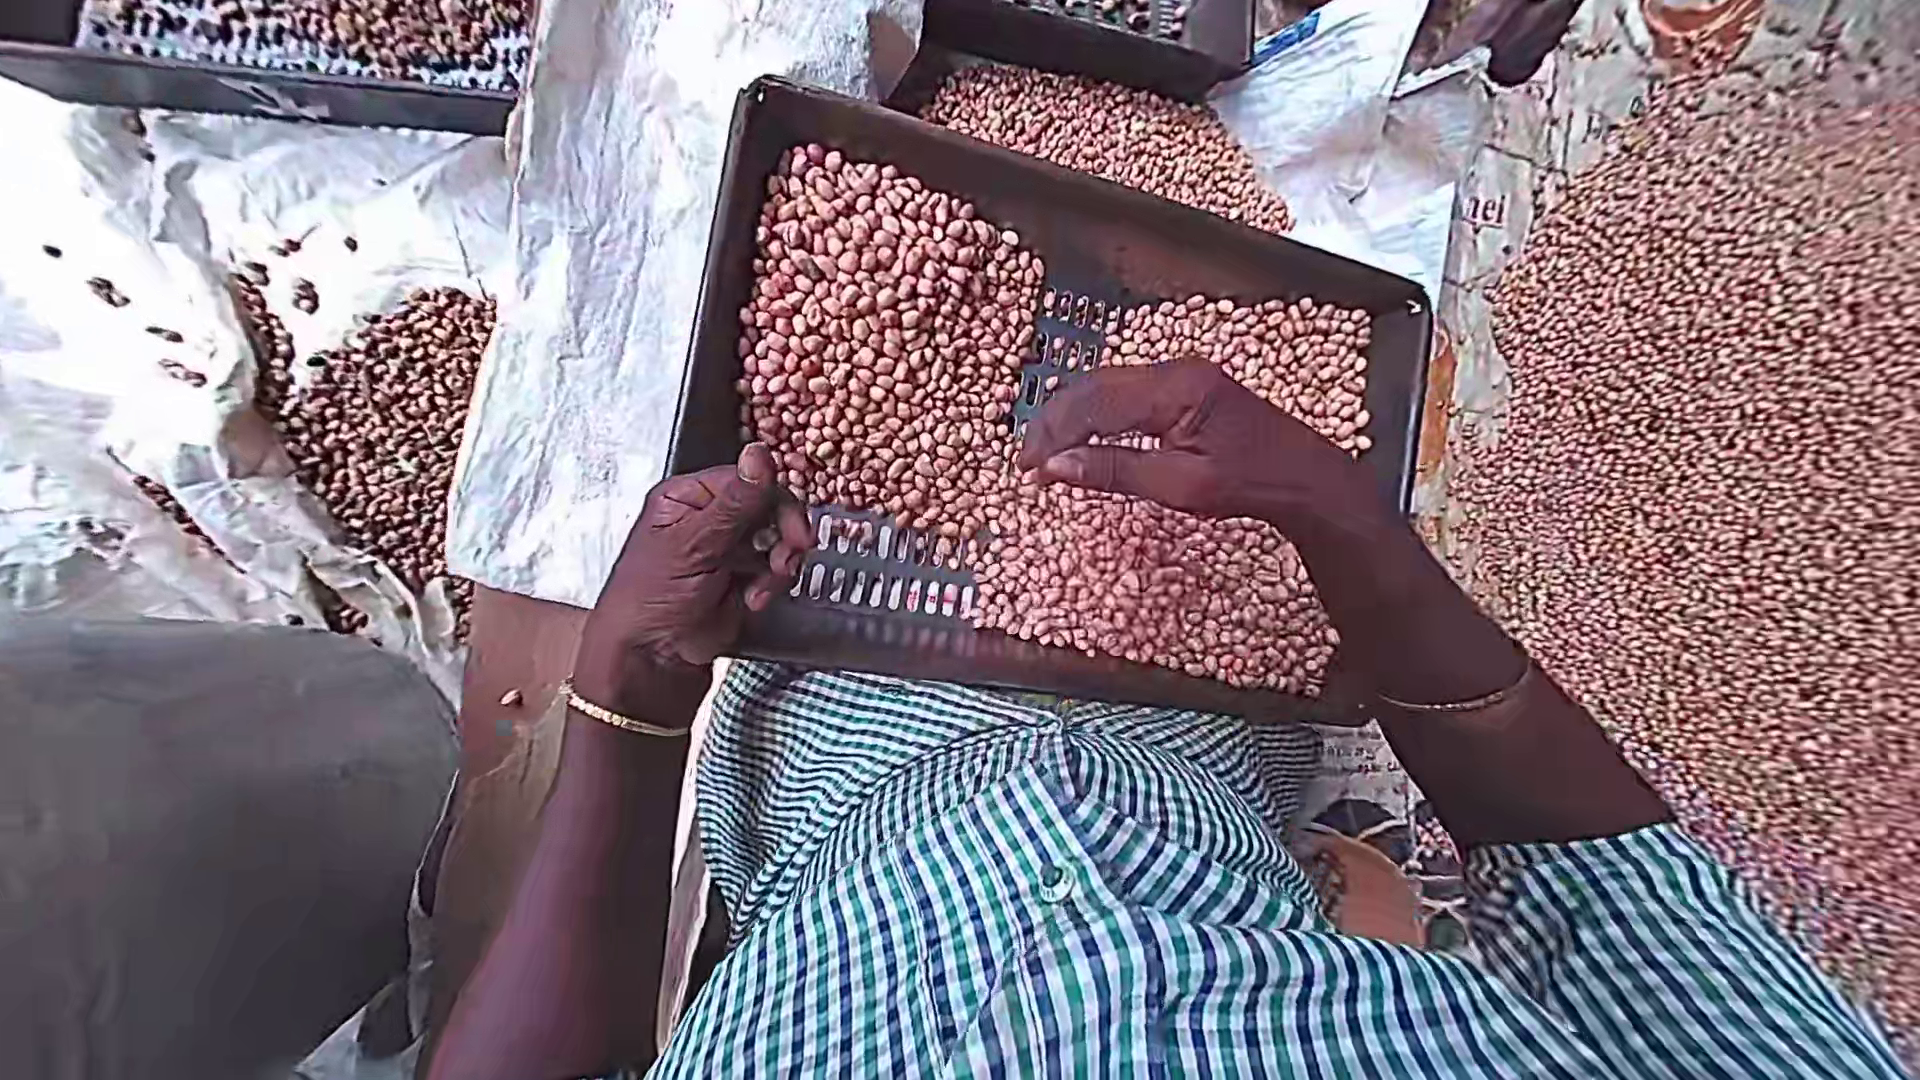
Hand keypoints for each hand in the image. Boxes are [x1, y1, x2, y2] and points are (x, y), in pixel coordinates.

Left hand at [570, 443, 813, 719]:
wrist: (653, 659)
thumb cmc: (652, 597)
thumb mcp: (694, 544)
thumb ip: (735, 501)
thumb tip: (759, 453)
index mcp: (692, 497)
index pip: (750, 481)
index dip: (777, 501)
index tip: (795, 528)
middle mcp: (714, 517)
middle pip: (772, 509)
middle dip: (784, 536)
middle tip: (789, 556)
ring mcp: (732, 547)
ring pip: (780, 540)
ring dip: (780, 564)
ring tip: (763, 585)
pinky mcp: (746, 575)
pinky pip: (778, 568)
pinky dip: (772, 584)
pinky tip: (752, 599)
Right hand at [1017, 356, 1391, 549]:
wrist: (1305, 476)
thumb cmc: (1249, 483)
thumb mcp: (1178, 486)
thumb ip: (1113, 471)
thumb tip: (1055, 468)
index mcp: (1174, 389)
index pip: (1093, 404)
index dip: (1053, 435)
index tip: (1027, 467)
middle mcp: (1173, 370)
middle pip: (1092, 387)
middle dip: (1053, 423)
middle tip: (1027, 461)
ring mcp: (1178, 374)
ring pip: (1103, 386)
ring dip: (1069, 418)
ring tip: (1044, 451)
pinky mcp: (1181, 386)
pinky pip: (1122, 392)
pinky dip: (1093, 415)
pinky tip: (1080, 437)